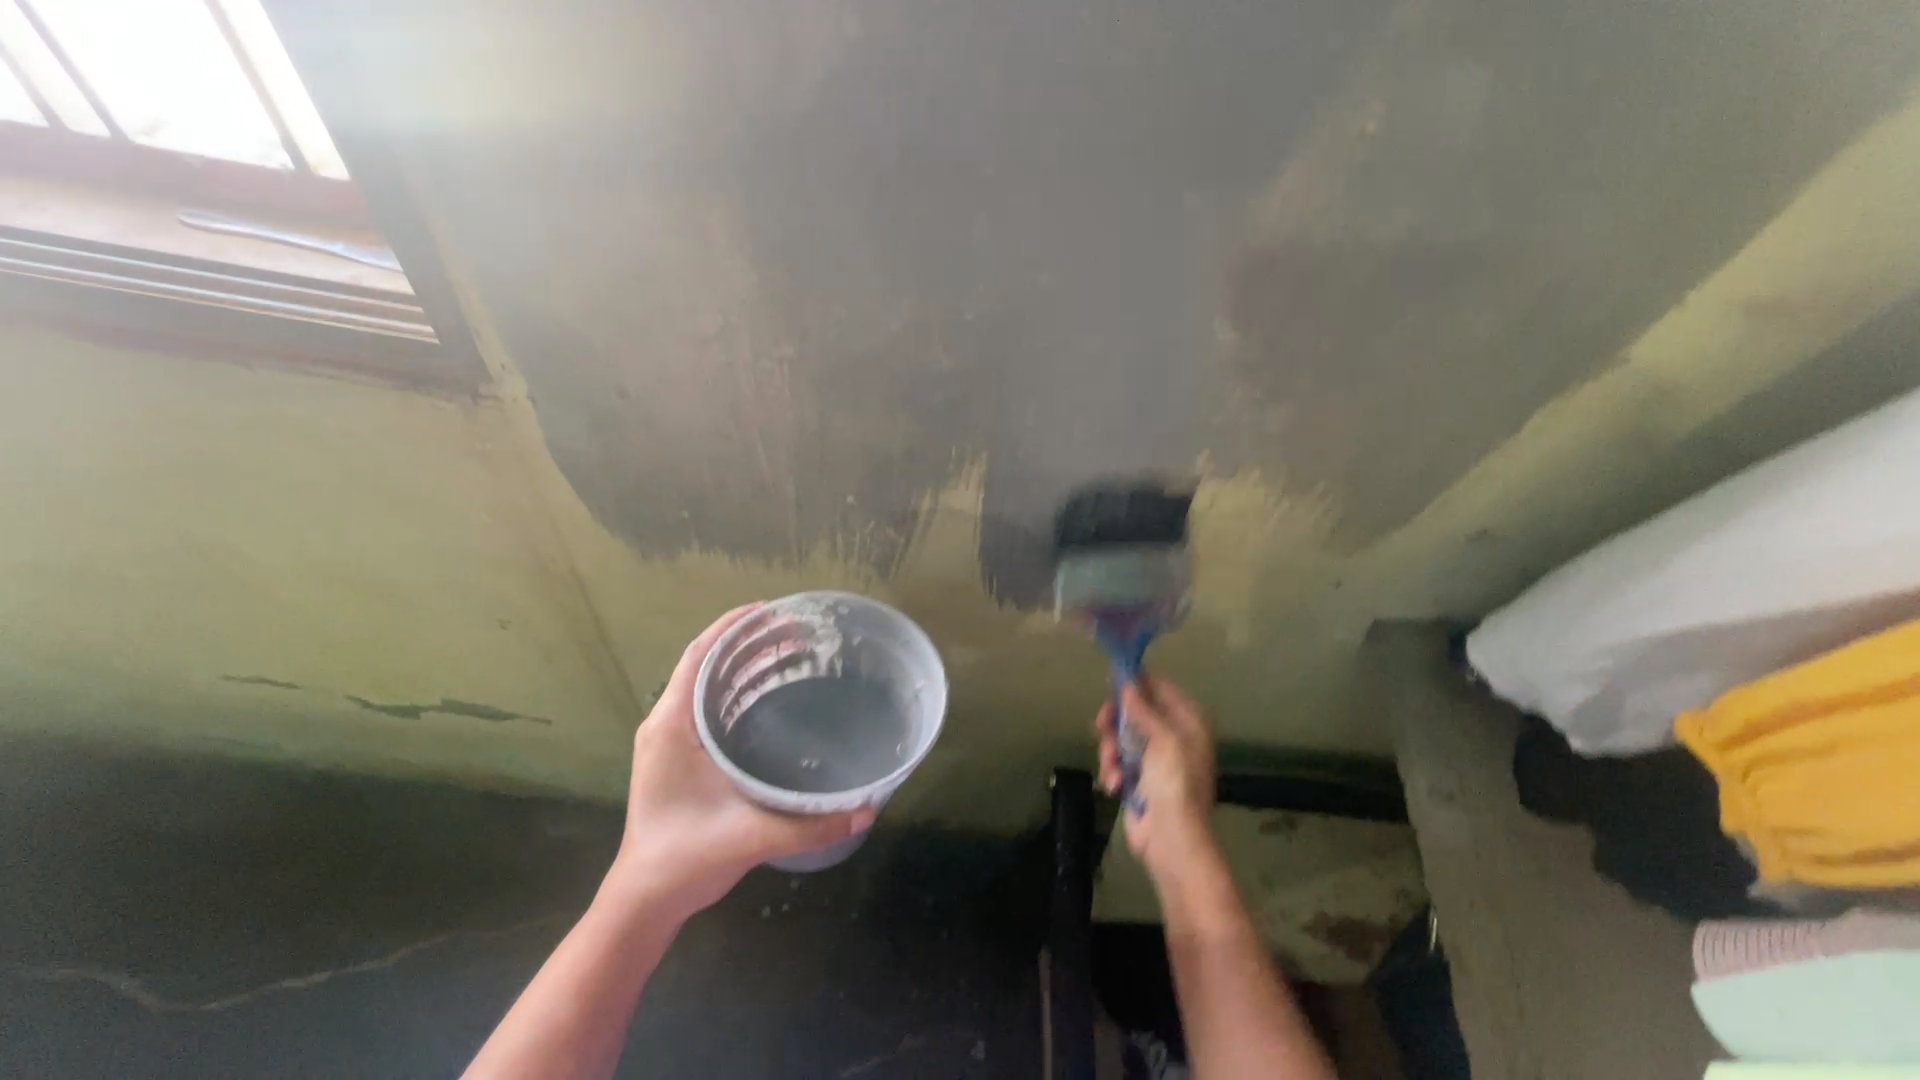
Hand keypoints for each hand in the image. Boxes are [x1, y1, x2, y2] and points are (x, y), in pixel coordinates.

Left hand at [606, 604, 875, 916]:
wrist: (646, 899)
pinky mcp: (680, 758)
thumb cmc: (685, 858)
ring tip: (791, 657)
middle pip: (706, 664)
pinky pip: (709, 708)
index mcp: (671, 725)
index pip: (698, 655)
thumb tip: (867, 809)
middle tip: (798, 634)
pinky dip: (739, 693)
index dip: (731, 626)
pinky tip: (773, 703)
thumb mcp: (750, 837)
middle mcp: (667, 724)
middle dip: (748, 643)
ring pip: (708, 686)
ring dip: (744, 667)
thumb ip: (809, 824)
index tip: (771, 610)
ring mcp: (670, 742)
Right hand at [1095, 676, 1218, 881]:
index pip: (1160, 688)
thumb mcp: (1163, 739)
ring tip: (1113, 767)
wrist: (1171, 839)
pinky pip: (1117, 762)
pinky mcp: (1138, 779)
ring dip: (1111, 751)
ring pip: (1121, 737)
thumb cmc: (1174, 783)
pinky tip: (1114, 785)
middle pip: (1135, 712)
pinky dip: (1112, 771)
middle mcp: (1173, 736)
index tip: (1109, 680)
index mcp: (1189, 722)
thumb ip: (1143, 709)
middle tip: (1101, 725)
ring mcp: (1155, 759)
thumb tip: (1127, 681)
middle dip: (1116, 722)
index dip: (1136, 684)